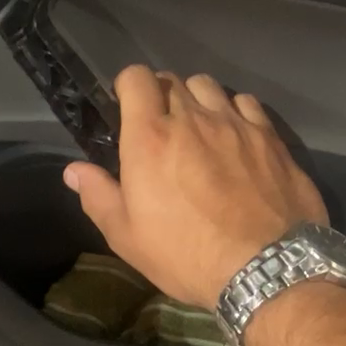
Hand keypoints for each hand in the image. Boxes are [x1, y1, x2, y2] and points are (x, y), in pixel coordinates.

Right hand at [63, 66, 326, 307]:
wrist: (266, 268)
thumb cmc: (187, 256)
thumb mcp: (128, 238)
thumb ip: (99, 196)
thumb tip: (75, 170)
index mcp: (151, 137)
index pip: (136, 77)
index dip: (129, 86)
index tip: (129, 107)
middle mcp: (194, 118)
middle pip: (173, 80)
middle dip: (162, 95)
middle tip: (163, 126)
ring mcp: (236, 124)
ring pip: (210, 87)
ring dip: (198, 100)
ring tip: (201, 128)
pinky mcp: (271, 137)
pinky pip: (248, 103)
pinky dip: (236, 111)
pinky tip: (236, 136)